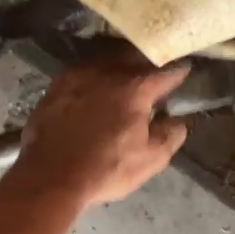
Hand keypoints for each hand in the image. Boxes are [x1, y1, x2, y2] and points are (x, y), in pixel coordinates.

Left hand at [9, 58, 189, 207]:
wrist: (50, 176)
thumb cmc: (105, 170)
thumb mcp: (150, 160)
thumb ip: (169, 136)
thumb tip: (177, 121)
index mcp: (136, 90)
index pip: (165, 73)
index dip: (178, 72)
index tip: (184, 70)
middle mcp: (108, 73)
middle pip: (134, 57)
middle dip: (147, 63)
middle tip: (154, 73)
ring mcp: (79, 76)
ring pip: (106, 59)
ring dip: (120, 64)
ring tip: (125, 75)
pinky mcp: (57, 85)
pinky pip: (83, 70)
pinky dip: (94, 75)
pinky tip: (94, 87)